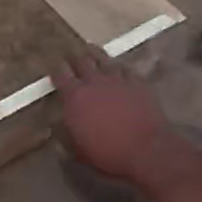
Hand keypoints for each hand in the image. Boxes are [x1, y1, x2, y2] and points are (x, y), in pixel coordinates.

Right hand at [53, 49, 184, 184]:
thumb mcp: (76, 148)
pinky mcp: (139, 84)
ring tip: (91, 49)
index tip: (53, 67)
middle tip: (70, 54)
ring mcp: (118, 81)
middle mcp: (94, 82)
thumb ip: (64, 132)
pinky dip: (120, 67)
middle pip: (81, 61)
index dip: (55, 69)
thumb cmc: (107, 152)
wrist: (148, 151)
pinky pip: (127, 69)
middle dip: (74, 57)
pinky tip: (119, 67)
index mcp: (74, 96)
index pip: (59, 74)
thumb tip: (56, 124)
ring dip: (95, 54)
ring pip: (104, 59)